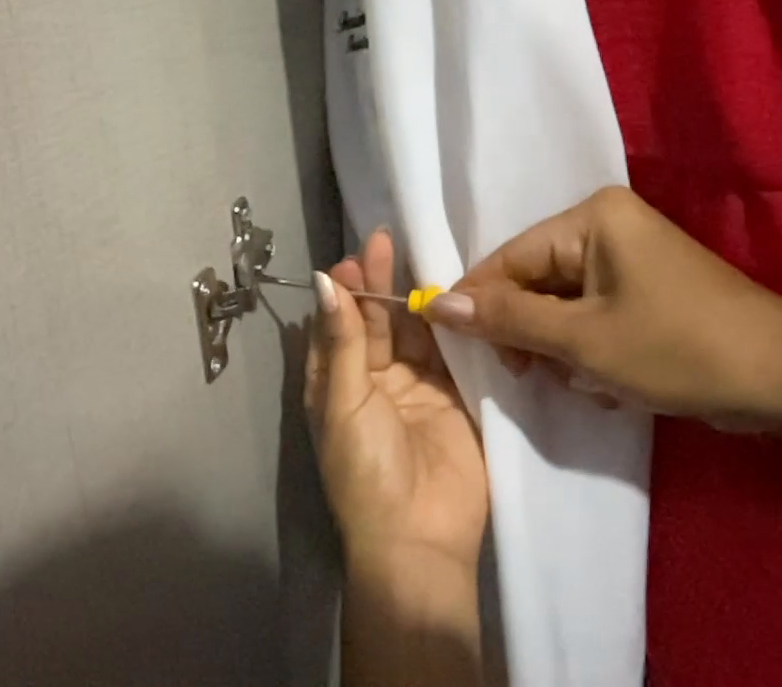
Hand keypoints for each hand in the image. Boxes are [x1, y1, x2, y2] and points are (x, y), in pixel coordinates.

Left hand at [305, 230, 487, 573]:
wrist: (419, 538)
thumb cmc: (365, 469)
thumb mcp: (344, 400)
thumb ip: (341, 339)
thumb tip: (325, 279)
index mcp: (335, 383)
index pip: (337, 325)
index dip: (344, 291)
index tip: (354, 257)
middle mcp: (373, 380)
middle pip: (376, 322)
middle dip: (378, 284)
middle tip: (385, 242)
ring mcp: (416, 387)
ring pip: (413, 332)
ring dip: (414, 298)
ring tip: (419, 256)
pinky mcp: (456, 397)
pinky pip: (451, 353)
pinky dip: (450, 325)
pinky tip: (454, 292)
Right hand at [425, 186, 781, 423]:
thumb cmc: (681, 349)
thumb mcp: (582, 339)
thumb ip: (507, 318)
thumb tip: (436, 302)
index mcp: (590, 219)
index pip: (509, 258)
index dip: (480, 304)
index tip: (461, 348)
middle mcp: (605, 226)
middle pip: (533, 280)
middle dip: (529, 331)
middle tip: (531, 375)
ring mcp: (628, 257)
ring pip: (559, 303)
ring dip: (560, 347)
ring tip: (583, 381)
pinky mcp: (644, 288)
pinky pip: (590, 313)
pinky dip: (588, 349)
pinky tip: (607, 382)